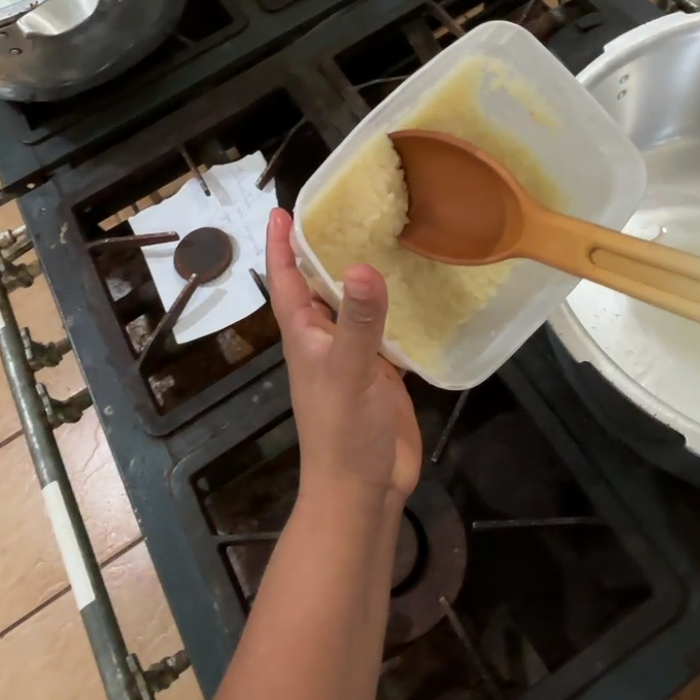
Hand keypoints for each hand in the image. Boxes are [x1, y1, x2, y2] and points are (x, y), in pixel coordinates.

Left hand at [266, 209, 421, 511]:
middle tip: (346, 211)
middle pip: (320, 287)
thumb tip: (360, 266)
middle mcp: (326, 340)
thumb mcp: (348, 371)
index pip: (285, 281)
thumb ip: (356, 321)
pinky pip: (388, 332)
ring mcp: (355, 358)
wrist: (363, 489)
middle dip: (324, 251)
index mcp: (306, 335)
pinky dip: (397, 311)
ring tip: (385, 239)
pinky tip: (418, 292)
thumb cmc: (343, 430)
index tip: (281, 210)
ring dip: (361, 279)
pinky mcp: (384, 374)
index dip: (280, 246)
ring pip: (354, 308)